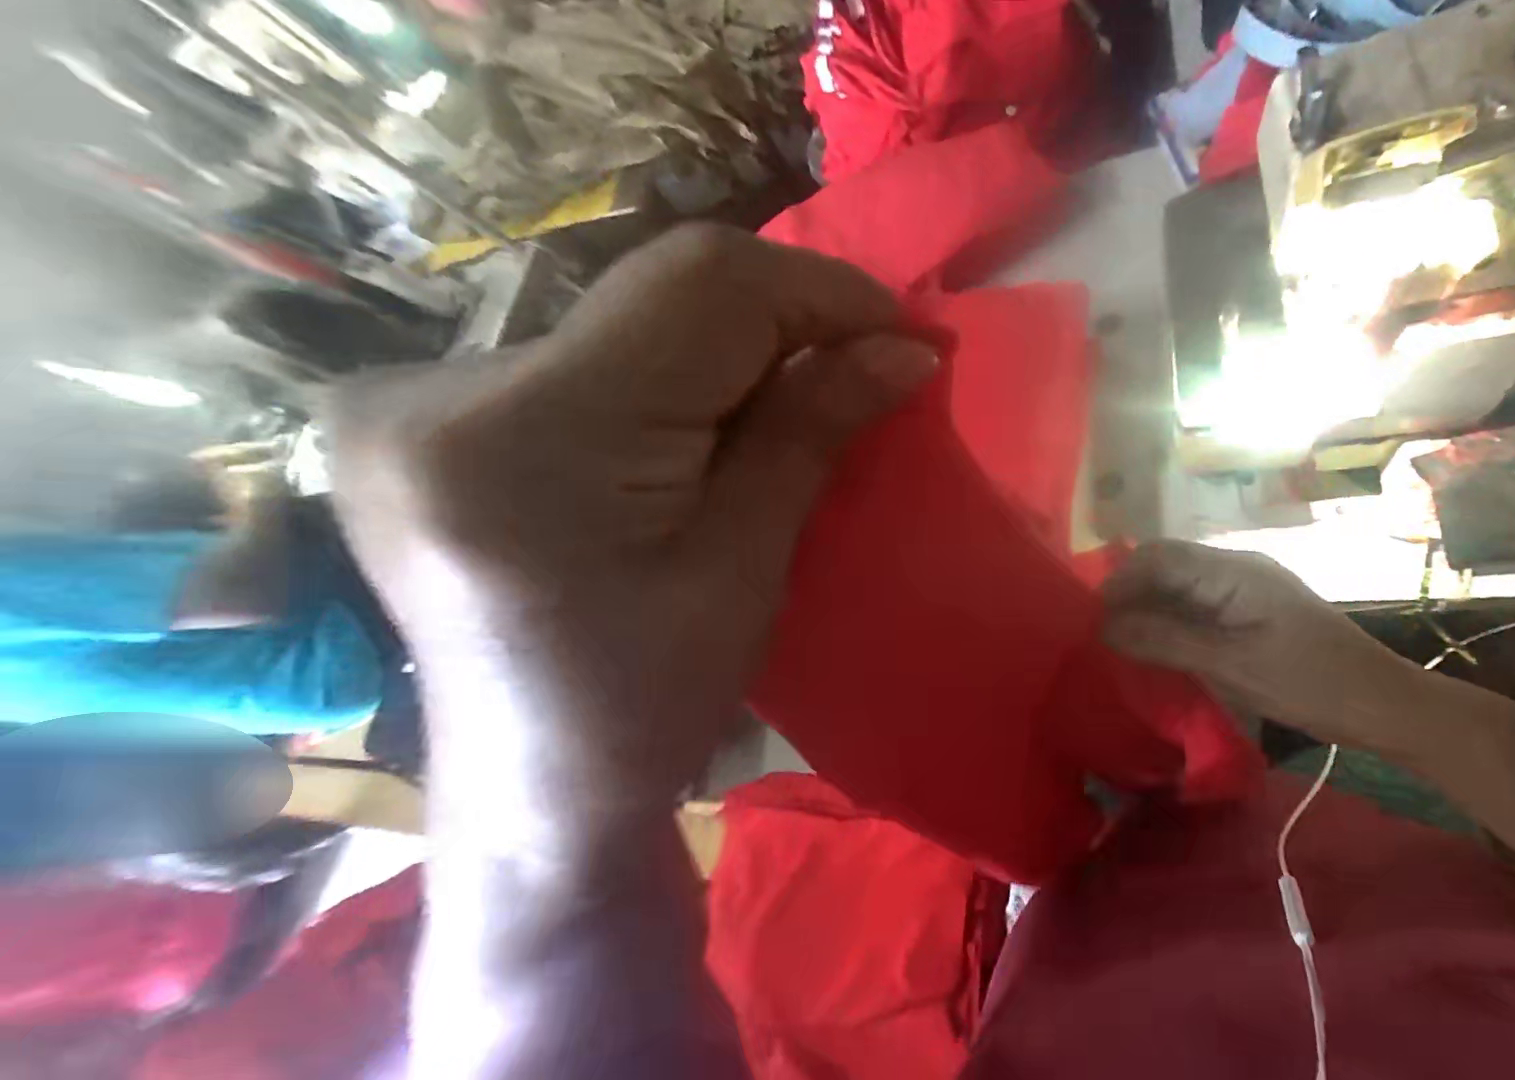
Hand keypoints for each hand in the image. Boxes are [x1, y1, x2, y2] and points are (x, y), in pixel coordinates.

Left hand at [328, 225, 938, 803]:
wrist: (536, 791)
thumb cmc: (649, 706)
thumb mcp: (744, 567)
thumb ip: (812, 432)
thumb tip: (904, 349)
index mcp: (532, 441)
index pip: (703, 289)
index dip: (820, 293)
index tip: (902, 333)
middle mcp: (440, 389)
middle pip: (662, 293)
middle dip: (784, 321)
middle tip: (862, 365)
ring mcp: (415, 396)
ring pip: (627, 317)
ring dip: (731, 348)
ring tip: (795, 399)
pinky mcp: (424, 415)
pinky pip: (587, 353)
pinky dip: (672, 372)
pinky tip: (706, 421)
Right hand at [1102, 540, 1428, 750]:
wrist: (1383, 704)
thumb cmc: (1309, 683)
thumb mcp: (1231, 665)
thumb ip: (1165, 640)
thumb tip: (1104, 625)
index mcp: (1232, 571)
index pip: (1158, 557)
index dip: (1119, 581)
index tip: (1092, 618)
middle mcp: (1235, 568)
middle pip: (1165, 565)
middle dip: (1129, 594)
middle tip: (1101, 633)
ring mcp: (1244, 588)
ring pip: (1178, 585)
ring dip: (1148, 609)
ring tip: (1121, 642)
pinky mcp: (1249, 609)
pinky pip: (1196, 604)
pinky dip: (1171, 621)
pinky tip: (1157, 647)